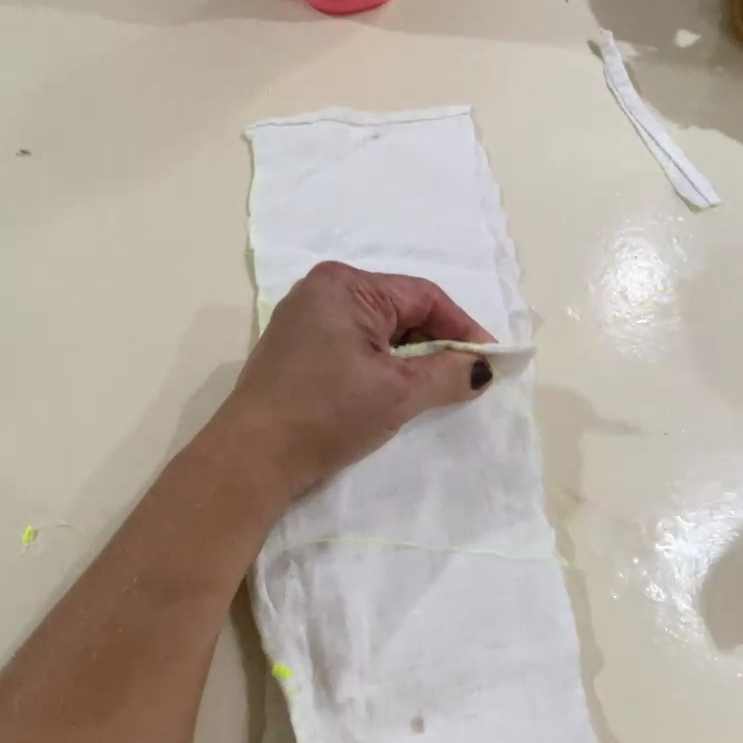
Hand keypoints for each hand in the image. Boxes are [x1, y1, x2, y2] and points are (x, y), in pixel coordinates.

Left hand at [212, 261, 497, 499]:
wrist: (253, 458)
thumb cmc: (326, 414)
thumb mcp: (397, 393)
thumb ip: (447, 373)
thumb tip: (482, 369)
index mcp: (345, 284)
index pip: (422, 296)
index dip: (463, 328)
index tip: (490, 362)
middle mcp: (320, 291)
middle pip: (399, 311)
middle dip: (435, 344)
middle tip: (465, 378)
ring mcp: (303, 321)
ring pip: (375, 332)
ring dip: (408, 358)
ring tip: (433, 389)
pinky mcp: (294, 352)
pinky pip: (352, 347)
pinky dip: (379, 366)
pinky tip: (392, 392)